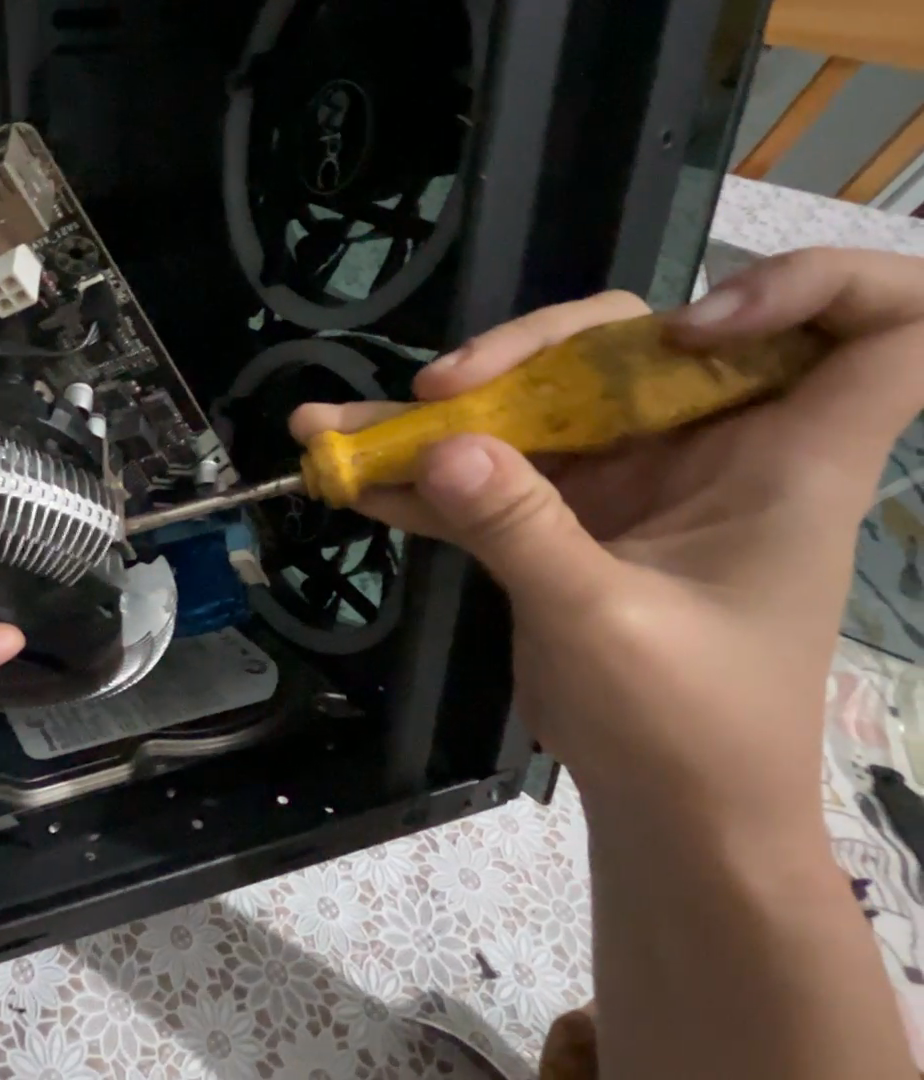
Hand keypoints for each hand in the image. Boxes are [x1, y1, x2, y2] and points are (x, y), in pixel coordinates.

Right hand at [290, 249, 923, 836]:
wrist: (664, 805)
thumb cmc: (685, 721)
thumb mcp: (601, 619)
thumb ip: (522, 529)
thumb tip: (440, 447)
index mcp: (776, 461)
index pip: (876, 332)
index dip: (805, 291)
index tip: (686, 327)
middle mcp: (695, 453)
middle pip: (626, 346)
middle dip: (524, 350)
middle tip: (434, 386)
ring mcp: (612, 486)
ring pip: (526, 412)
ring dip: (425, 418)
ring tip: (327, 424)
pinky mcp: (550, 524)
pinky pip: (477, 480)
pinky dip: (412, 481)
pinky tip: (344, 480)